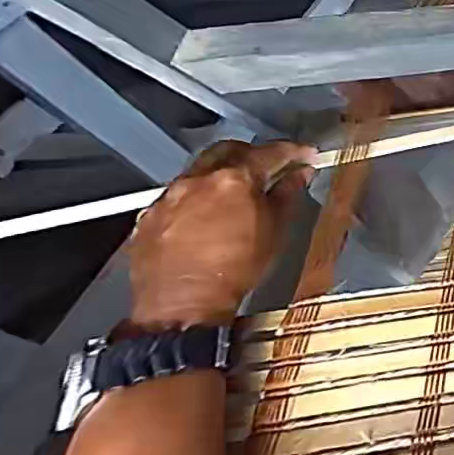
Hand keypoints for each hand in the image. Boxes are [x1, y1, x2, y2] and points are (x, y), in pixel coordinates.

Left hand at [128, 140, 314, 327]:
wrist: (183, 304)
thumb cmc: (233, 269)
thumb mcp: (276, 227)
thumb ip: (287, 193)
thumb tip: (297, 175)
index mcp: (232, 180)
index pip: (269, 152)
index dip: (294, 152)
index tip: (305, 155)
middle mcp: (196, 181)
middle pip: (228, 150)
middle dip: (252, 153)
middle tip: (272, 164)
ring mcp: (168, 198)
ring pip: (199, 170)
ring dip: (223, 174)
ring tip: (242, 191)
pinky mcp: (148, 217)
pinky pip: (178, 194)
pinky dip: (199, 195)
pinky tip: (212, 212)